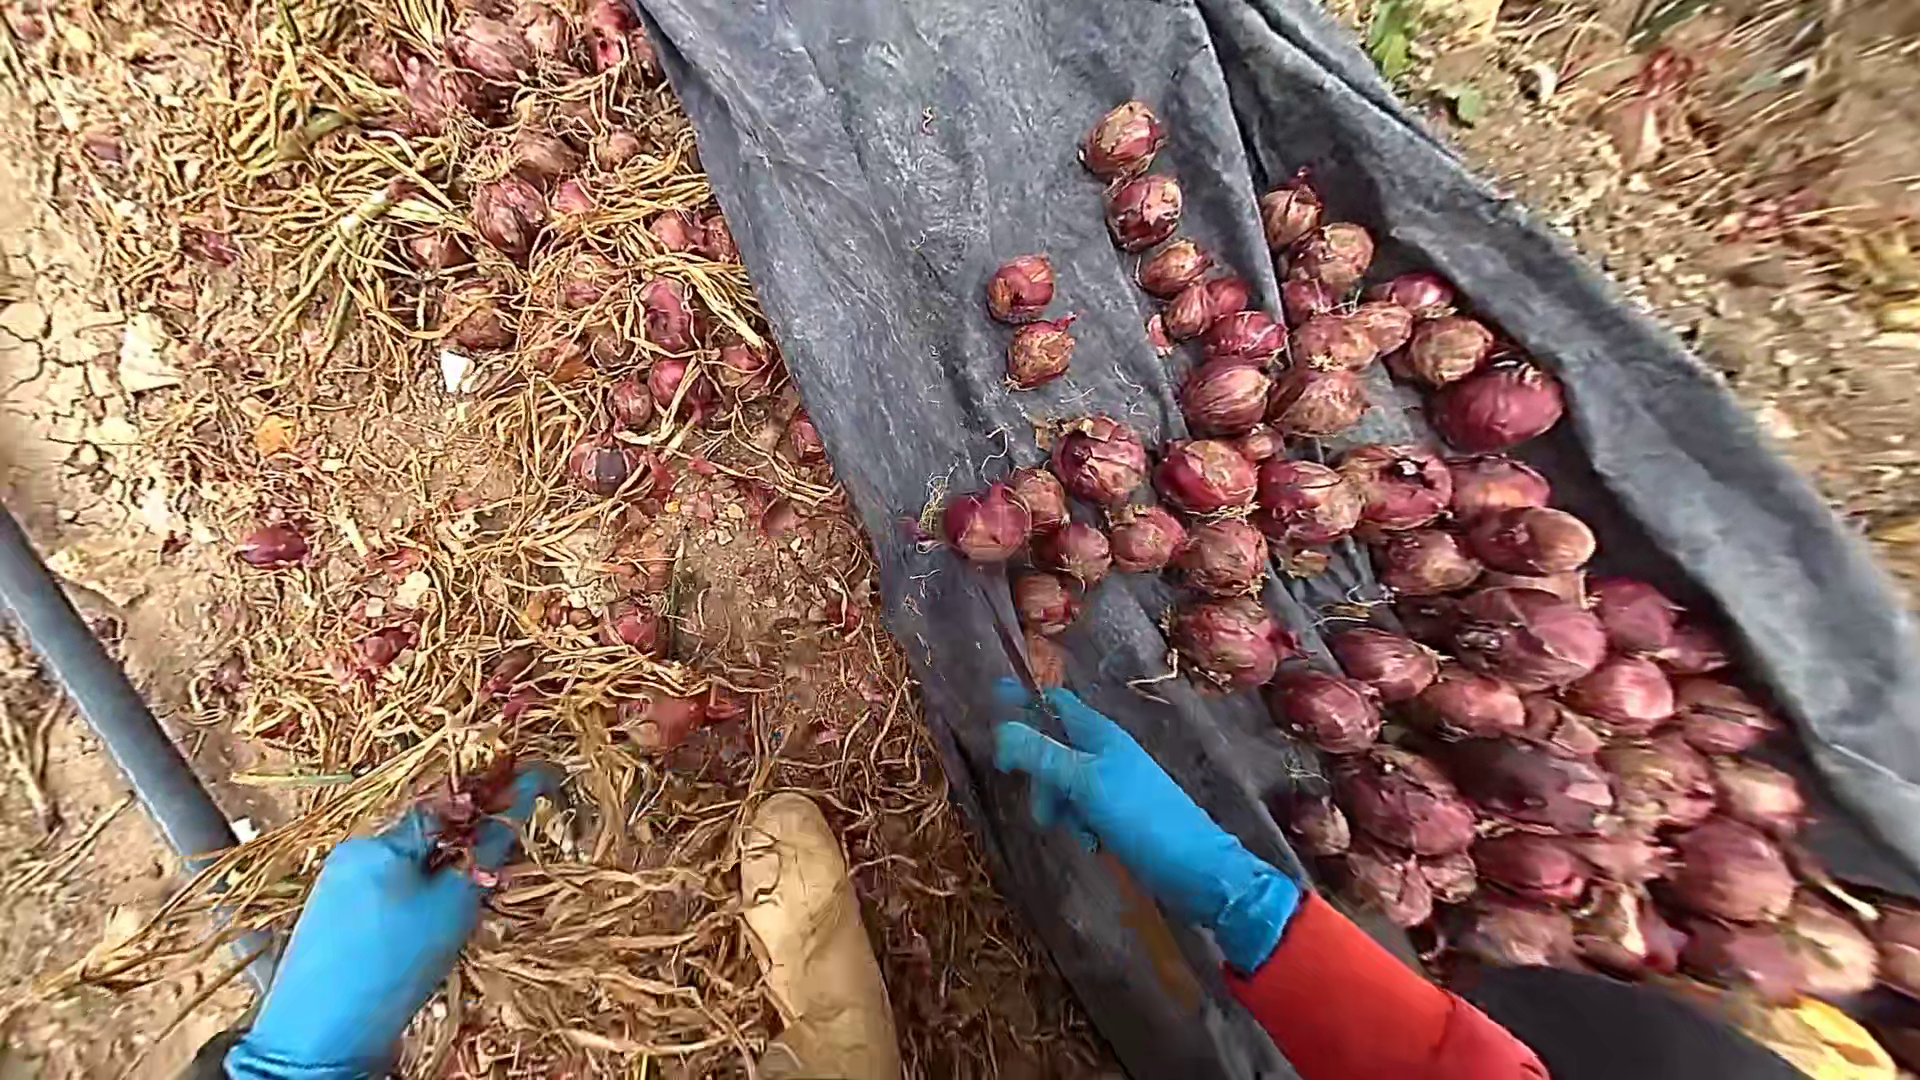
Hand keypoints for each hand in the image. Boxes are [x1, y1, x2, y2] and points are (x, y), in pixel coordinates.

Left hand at [226, 765, 558, 1079]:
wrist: (317, 1048)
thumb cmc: (397, 963)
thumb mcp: (457, 897)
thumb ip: (495, 838)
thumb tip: (530, 786)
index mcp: (379, 841)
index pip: (457, 802)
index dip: (501, 797)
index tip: (544, 786)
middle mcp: (355, 851)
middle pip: (438, 829)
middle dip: (476, 843)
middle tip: (499, 872)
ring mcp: (339, 883)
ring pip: (420, 857)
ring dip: (453, 869)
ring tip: (467, 903)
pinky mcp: (335, 912)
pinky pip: (397, 880)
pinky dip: (426, 888)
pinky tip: (435, 920)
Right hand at [992, 681, 1298, 972]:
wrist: (1197, 870)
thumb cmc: (1141, 816)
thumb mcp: (1085, 783)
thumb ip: (1041, 755)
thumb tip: (1000, 732)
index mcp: (1098, 732)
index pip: (1054, 702)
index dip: (1026, 701)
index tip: (996, 704)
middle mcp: (1101, 750)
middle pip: (1050, 746)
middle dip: (1040, 776)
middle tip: (1045, 809)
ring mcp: (1108, 780)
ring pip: (1060, 780)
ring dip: (1058, 804)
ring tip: (1076, 830)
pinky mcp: (1113, 809)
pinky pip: (1078, 806)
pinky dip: (1077, 821)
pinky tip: (1091, 841)